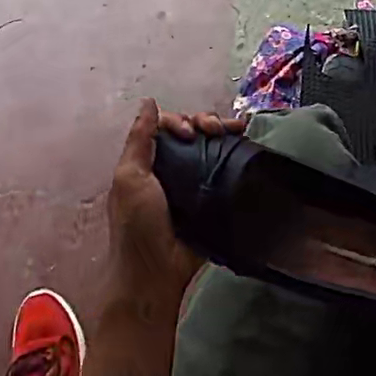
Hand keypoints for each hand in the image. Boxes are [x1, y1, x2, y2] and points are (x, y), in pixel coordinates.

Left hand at [106, 99, 242, 309]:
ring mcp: (192, 184)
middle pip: (191, 132)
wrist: (156, 274)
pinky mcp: (211, 200)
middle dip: (205, 121)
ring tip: (236, 130)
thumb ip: (139, 140)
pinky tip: (245, 145)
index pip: (166, 125)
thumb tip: (148, 101)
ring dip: (222, 133)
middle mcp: (170, 168)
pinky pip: (224, 170)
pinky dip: (234, 154)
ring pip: (209, 147)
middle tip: (217, 129)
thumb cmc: (138, 224)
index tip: (190, 134)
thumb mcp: (130, 178)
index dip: (180, 121)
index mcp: (147, 161)